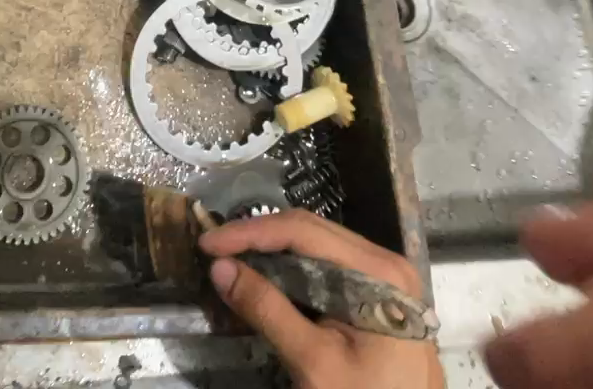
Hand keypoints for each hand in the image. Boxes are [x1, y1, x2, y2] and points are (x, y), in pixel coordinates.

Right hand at [199, 209, 442, 388]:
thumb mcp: (314, 363)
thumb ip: (267, 311)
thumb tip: (219, 268)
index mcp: (376, 270)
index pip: (302, 230)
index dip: (250, 231)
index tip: (209, 242)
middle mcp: (383, 260)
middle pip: (309, 229)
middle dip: (258, 235)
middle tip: (215, 249)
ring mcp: (383, 275)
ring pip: (316, 242)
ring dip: (272, 248)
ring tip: (233, 259)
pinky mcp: (377, 292)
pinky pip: (327, 263)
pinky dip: (292, 266)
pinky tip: (267, 276)